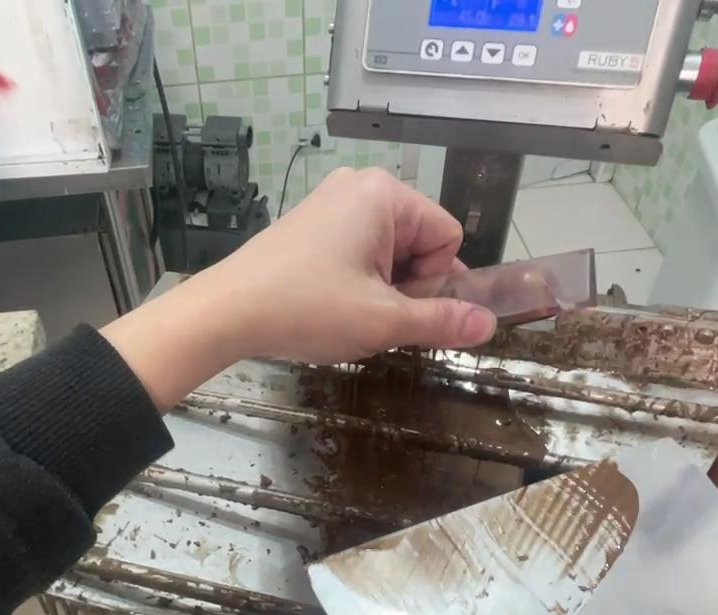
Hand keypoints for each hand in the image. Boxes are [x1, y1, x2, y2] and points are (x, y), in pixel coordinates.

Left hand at [103, 168, 498, 408]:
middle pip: (419, 242)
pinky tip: (329, 305)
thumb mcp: (382, 321)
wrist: (228, 312)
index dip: (434, 283)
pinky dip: (355, 283)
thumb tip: (489, 325)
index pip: (448, 237)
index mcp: (385, 194)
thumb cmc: (307, 309)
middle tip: (371, 316)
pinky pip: (357, 252)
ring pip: (388, 253)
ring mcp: (330, 202)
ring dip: (381, 290)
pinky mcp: (310, 224)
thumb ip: (440, 321)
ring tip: (347, 313)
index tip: (399, 309)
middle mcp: (360, 185)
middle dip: (406, 287)